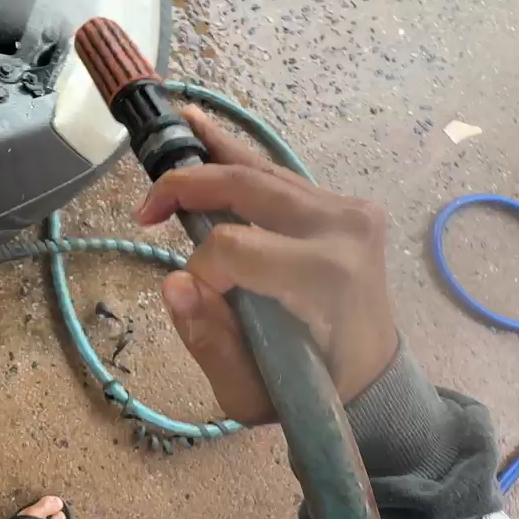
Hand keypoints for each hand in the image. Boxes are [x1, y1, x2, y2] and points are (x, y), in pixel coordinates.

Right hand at [134, 106, 399, 424]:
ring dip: (209, 151)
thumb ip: (210, 341)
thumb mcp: (249, 391)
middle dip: (186, 186)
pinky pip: (274, 173)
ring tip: (170, 126)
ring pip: (260, 167)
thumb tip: (173, 283)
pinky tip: (201, 131)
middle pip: (245, 185)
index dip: (198, 264)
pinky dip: (232, 156)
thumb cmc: (307, 389)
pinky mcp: (341, 204)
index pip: (235, 245)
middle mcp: (341, 229)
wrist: (371, 382)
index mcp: (325, 276)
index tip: (191, 291)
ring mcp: (346, 209)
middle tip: (147, 207)